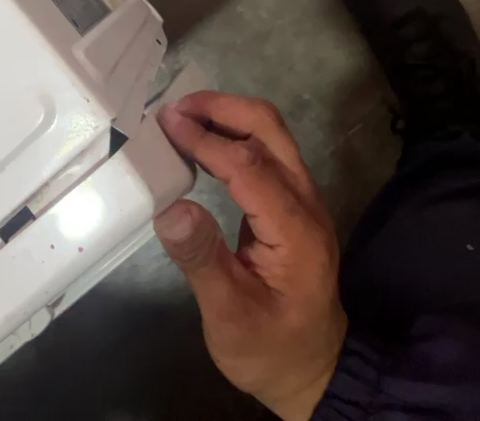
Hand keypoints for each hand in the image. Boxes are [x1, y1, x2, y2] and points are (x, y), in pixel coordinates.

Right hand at [153, 92, 347, 420]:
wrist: (312, 371)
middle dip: (222, 108)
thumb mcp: (229, 318)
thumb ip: (202, 260)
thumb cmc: (269, 349)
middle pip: (271, 129)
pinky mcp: (291, 202)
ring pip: (271, 133)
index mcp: (295, 230)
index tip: (167, 126)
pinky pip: (265, 150)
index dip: (207, 141)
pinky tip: (200, 142)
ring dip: (227, 115)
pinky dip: (232, 134)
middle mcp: (307, 202)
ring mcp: (303, 198)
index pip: (250, 165)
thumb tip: (171, 208)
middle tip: (174, 109)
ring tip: (180, 118)